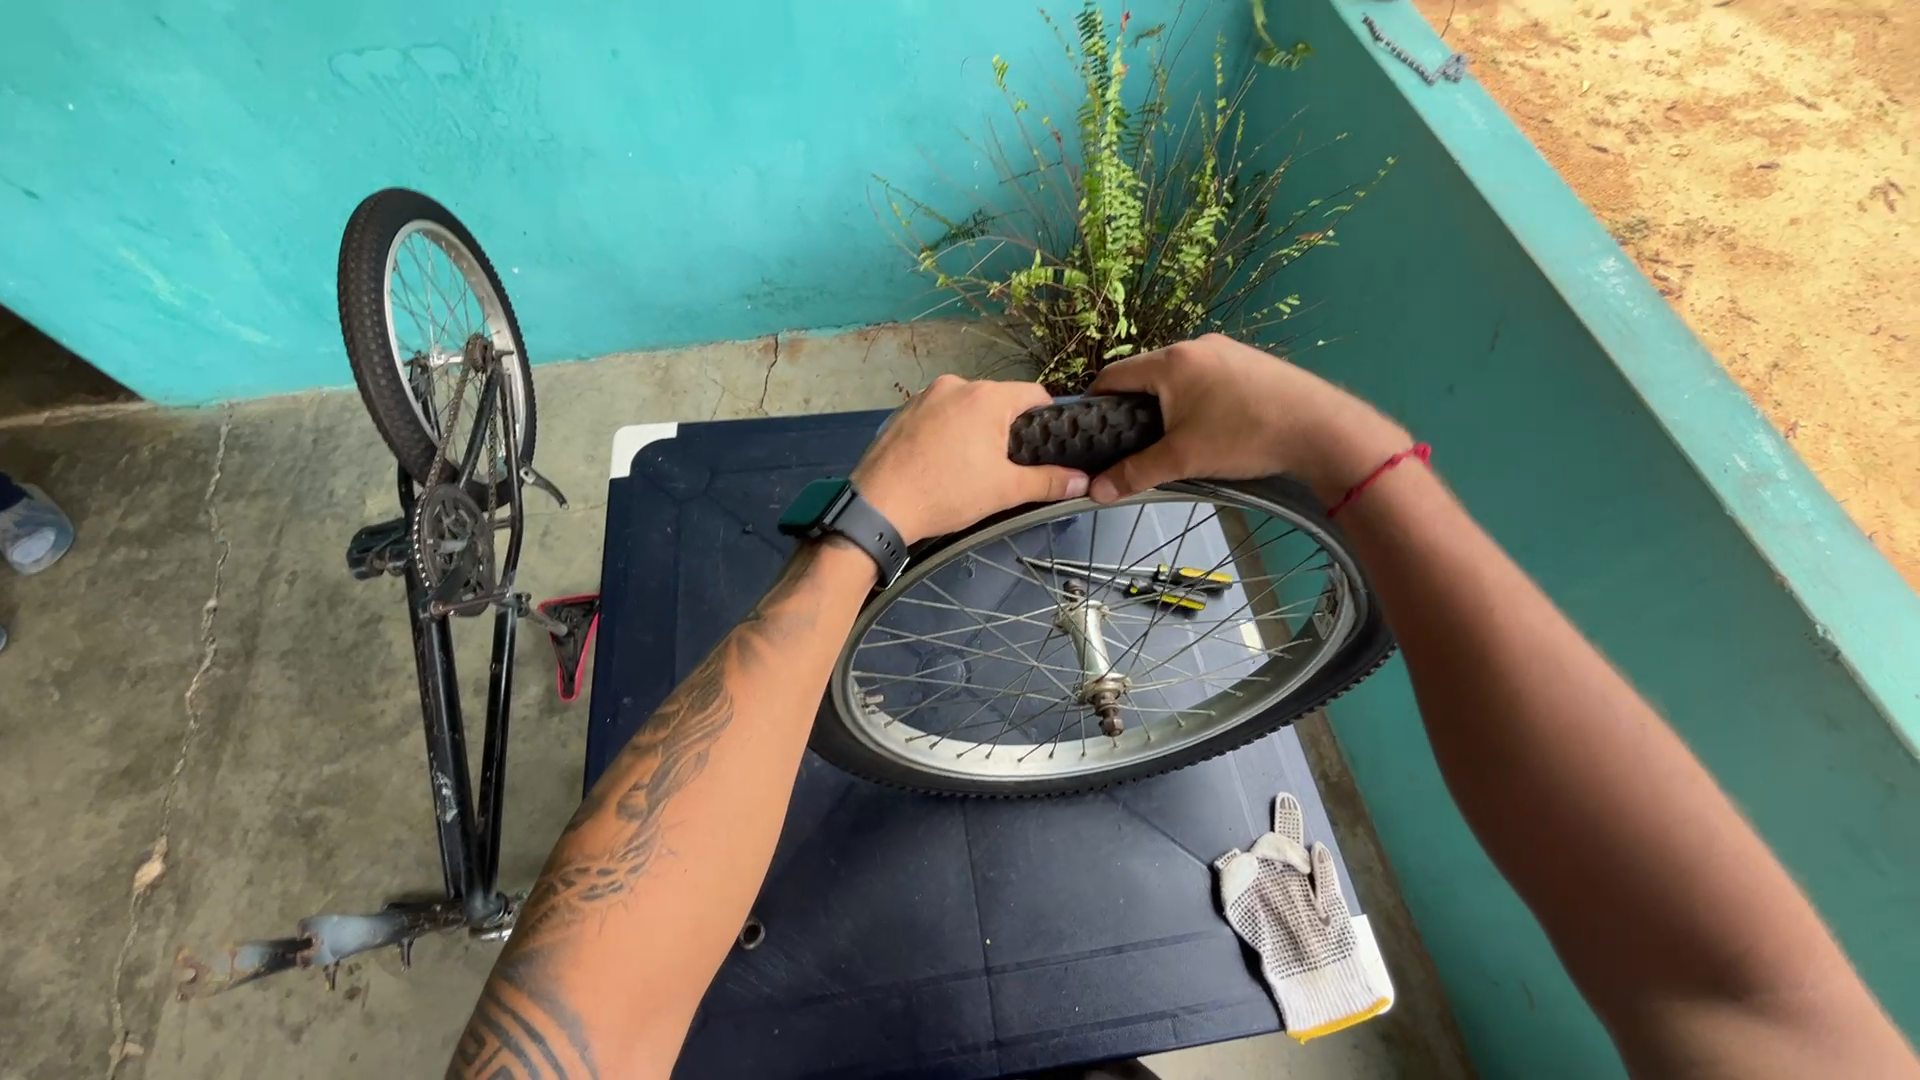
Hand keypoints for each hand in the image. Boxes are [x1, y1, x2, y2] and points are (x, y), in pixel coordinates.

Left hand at [851, 375, 1089, 544]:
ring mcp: (925, 396)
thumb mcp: (1005, 491)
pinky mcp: (902, 412)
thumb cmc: (947, 493)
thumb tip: (1083, 481)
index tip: (1046, 444)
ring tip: (971, 467)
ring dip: (975, 430)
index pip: (1034, 394)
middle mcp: (956, 385)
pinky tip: (941, 463)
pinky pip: (938, 415)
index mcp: (987, 397)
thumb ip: (1048, 482)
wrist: (879, 505)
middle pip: (998, 400)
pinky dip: (947, 432)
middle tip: (1007, 465)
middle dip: (1007, 428)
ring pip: (966, 408)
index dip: (1047, 418)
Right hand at [1085, 334, 1410, 505]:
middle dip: (1131, 406)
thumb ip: (1135, 473)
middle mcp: (1194, 346)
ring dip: (1163, 403)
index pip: (1113, 374)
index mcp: (1170, 361)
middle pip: (1144, 374)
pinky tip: (1205, 426)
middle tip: (1128, 441)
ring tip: (1168, 438)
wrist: (1321, 429)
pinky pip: (1203, 377)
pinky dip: (1192, 399)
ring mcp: (1224, 350)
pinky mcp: (1247, 361)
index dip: (1094, 401)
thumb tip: (1095, 491)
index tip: (1089, 429)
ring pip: (1175, 377)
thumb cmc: (1244, 437)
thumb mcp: (1182, 459)